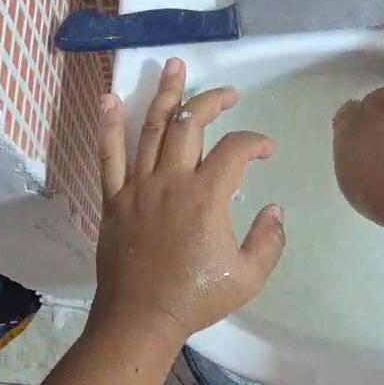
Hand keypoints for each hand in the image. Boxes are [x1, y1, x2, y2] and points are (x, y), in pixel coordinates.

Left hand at [93, 58, 286, 343]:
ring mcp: (138, 187)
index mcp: (207, 197)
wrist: (140, 318)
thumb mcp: (249, 277)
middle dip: (211, 100)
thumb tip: (274, 209)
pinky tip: (109, 97)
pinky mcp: (114, 199)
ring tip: (173, 66)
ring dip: (164, 94)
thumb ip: (269, 241)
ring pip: (151, 128)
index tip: (266, 151)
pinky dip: (108, 125)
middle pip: (189, 123)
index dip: (256, 143)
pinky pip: (109, 155)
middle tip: (228, 93)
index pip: (236, 150)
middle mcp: (171, 181)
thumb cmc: (196, 299)